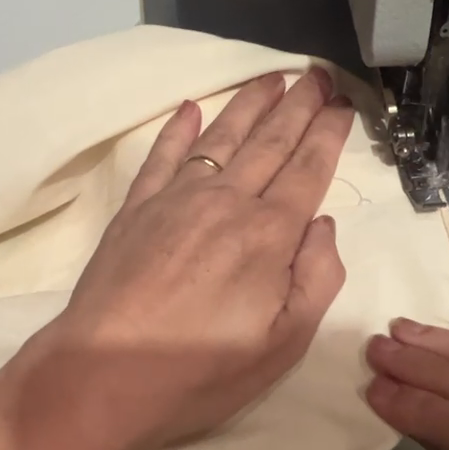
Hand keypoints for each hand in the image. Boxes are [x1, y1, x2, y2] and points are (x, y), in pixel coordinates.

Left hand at [38, 69, 353, 449]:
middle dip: (299, 105)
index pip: (308, 170)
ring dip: (251, 104)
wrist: (104, 374)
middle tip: (318, 75)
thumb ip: (317, 279)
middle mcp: (227, 202)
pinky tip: (191, 108)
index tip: (344, 104)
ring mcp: (176, 199)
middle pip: (271, 142)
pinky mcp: (136, 208)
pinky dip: (180, 129)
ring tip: (273, 77)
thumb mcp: (284, 343)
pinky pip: (164, 155)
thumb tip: (323, 225)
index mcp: (269, 235)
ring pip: (222, 136)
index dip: (329, 134)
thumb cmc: (202, 370)